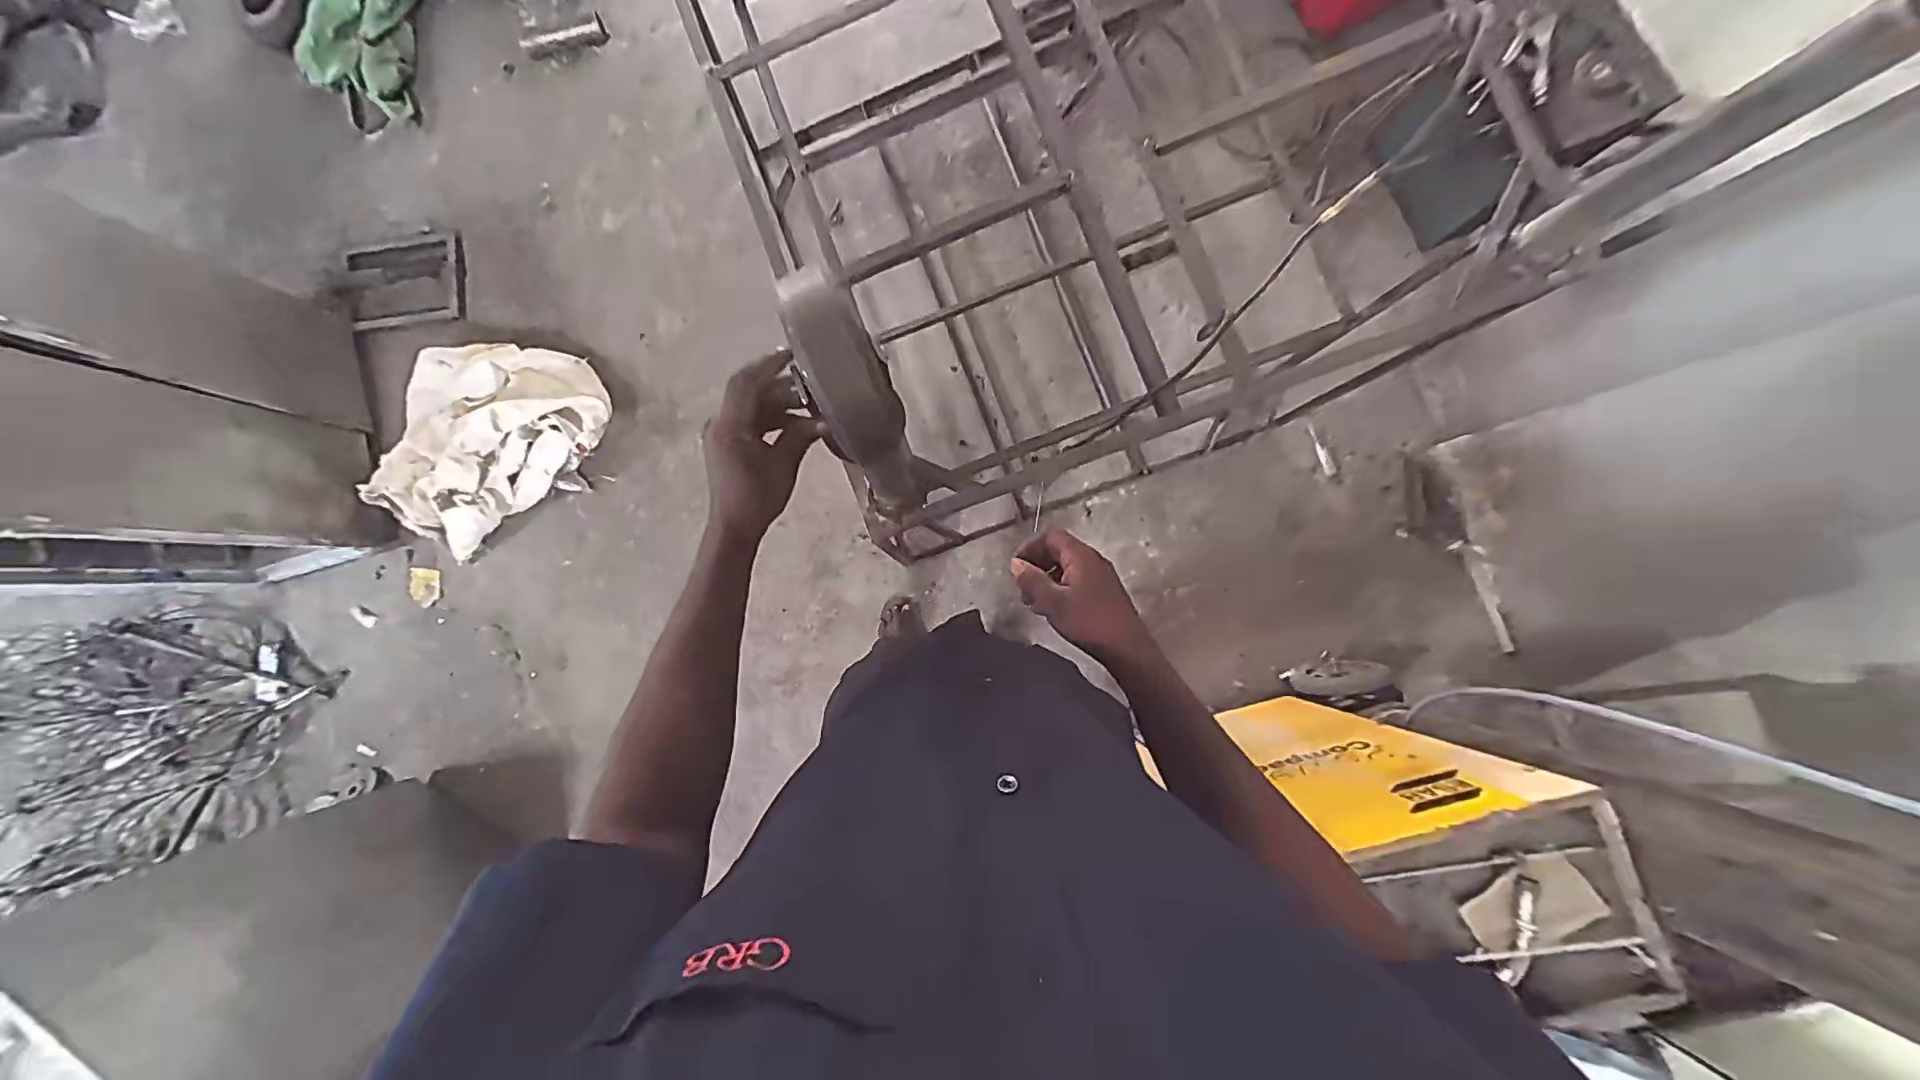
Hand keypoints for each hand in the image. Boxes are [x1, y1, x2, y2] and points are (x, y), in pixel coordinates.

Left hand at [704, 350, 825, 540]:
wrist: (734, 527)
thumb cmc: (757, 497)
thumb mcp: (783, 464)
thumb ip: (800, 435)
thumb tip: (821, 420)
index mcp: (730, 425)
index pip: (746, 382)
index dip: (768, 365)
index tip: (793, 356)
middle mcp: (721, 424)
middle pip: (751, 393)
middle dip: (781, 387)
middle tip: (812, 388)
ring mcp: (722, 434)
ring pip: (753, 408)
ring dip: (779, 405)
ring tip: (809, 408)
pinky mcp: (729, 445)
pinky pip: (751, 422)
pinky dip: (773, 420)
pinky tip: (796, 426)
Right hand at [1011, 530, 1154, 661]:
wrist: (1126, 647)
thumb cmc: (1088, 622)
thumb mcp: (1053, 602)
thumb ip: (1032, 580)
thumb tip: (1016, 564)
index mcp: (1081, 556)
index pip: (1051, 537)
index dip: (1030, 547)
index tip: (1016, 567)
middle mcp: (1092, 560)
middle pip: (1058, 550)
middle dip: (1036, 565)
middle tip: (1023, 587)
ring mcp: (1100, 575)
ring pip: (1066, 567)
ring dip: (1046, 579)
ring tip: (1034, 601)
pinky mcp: (1104, 591)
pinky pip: (1076, 580)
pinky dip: (1059, 588)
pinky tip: (1052, 608)